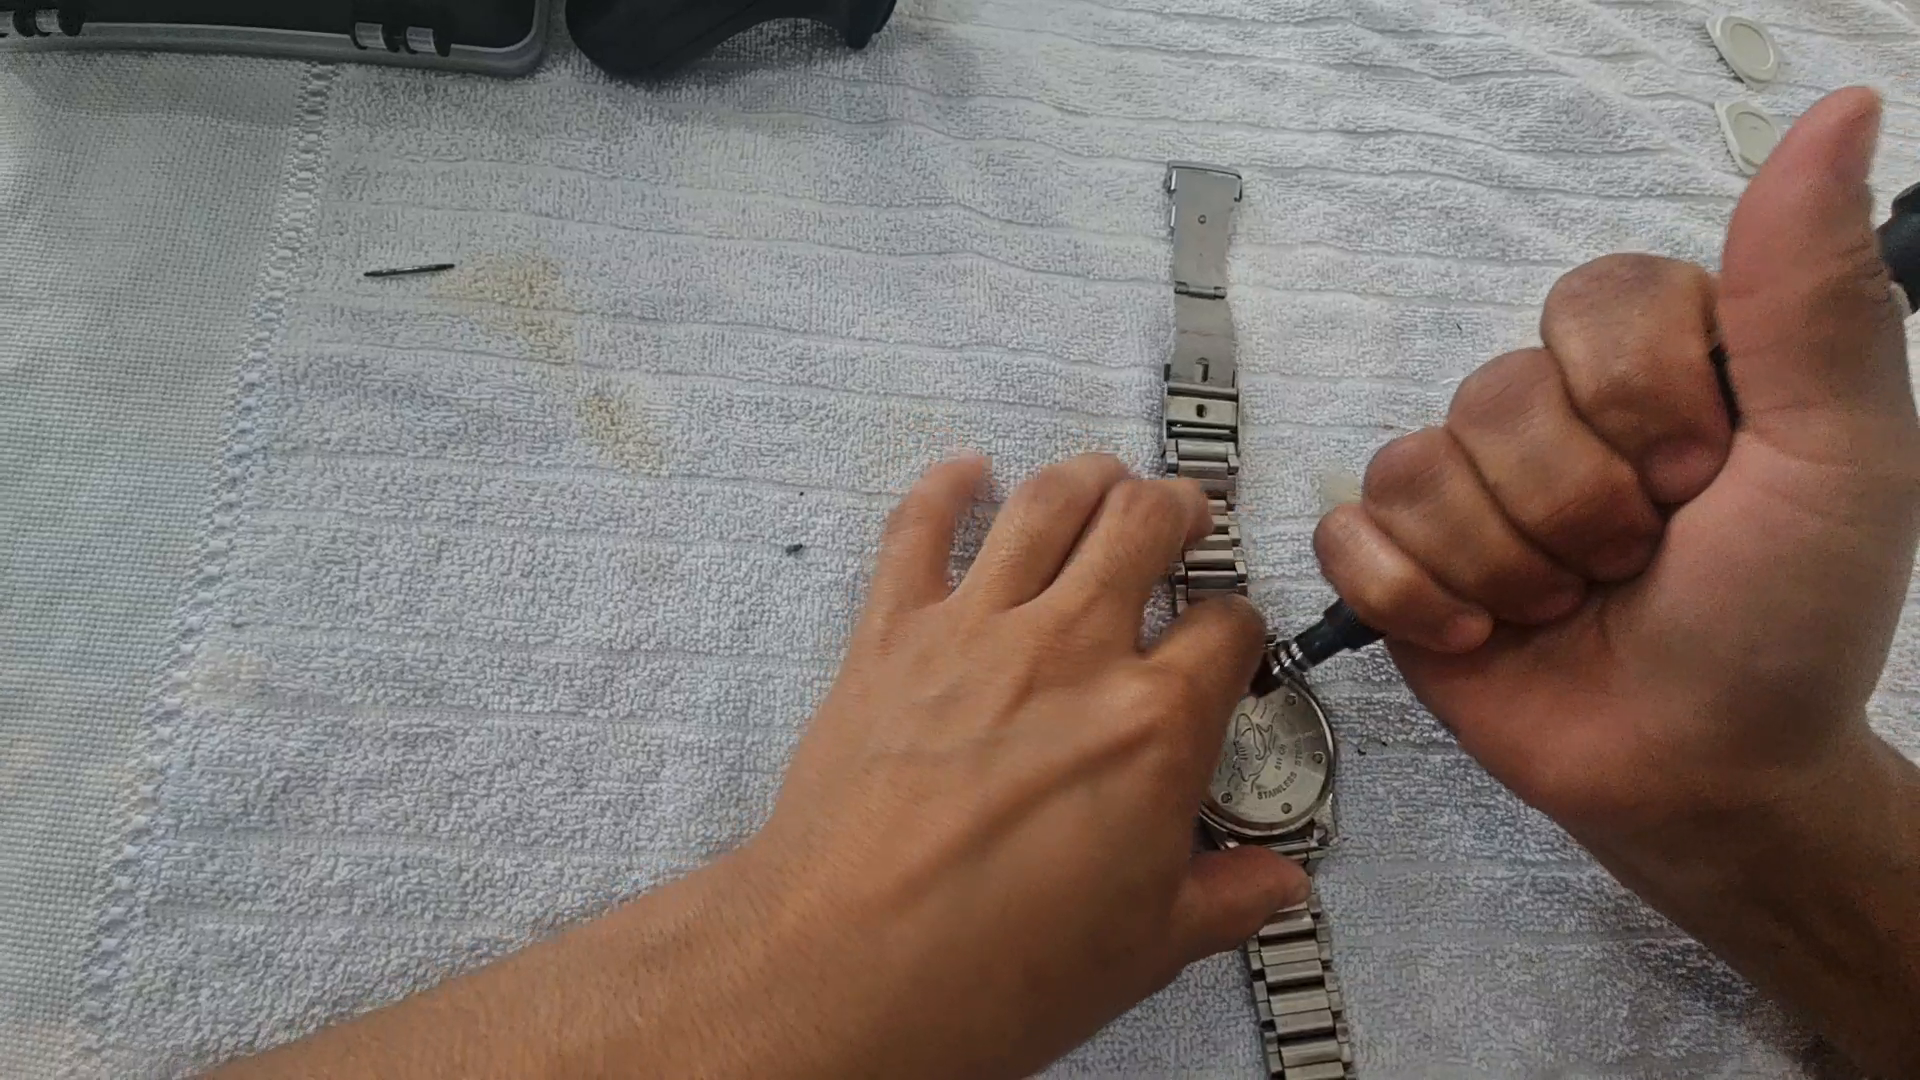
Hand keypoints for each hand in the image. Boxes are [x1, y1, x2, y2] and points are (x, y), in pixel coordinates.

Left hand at [727, 456, 1305, 1077]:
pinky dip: (943, 489)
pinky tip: (966, 471)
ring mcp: (977, 629)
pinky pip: (917, 530)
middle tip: (1179, 513)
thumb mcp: (1141, 947)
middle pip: (1143, 524)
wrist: (846, 966)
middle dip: (1175, 508)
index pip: (1226, 631)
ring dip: (1086, 476)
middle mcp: (1071, 651)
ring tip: (1103, 477)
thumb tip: (1278, 883)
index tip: (1225, 637)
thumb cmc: (993, 970)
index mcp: (1151, 724)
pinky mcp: (894, 630)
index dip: (1238, 627)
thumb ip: (1222, 897)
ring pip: (1046, 504)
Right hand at [1314, 87, 1919, 1072]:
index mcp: (1636, 371)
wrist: (1666, 750)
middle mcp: (1527, 413)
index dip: (1644, 406)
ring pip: (1413, 474)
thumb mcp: (1836, 454)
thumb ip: (1819, 296)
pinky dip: (1408, 588)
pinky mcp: (1380, 553)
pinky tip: (1465, 623)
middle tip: (1619, 563)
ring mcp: (1440, 485)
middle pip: (1496, 402)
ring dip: (1490, 559)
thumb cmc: (1775, 621)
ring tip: (1544, 609)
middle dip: (1571, 503)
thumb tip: (1844, 110)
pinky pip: (1354, 533)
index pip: (1594, 314)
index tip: (1690, 485)